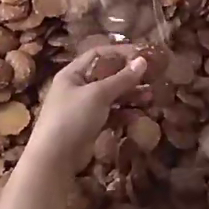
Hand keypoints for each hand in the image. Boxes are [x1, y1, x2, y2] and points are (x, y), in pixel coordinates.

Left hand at [23, 44, 148, 176]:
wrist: (55, 156)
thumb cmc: (73, 117)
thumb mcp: (98, 94)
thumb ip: (121, 79)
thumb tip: (142, 61)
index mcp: (72, 73)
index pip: (98, 54)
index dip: (120, 53)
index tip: (144, 55)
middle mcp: (77, 87)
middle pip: (106, 75)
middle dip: (129, 76)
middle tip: (153, 76)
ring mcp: (83, 107)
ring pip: (111, 96)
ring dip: (130, 95)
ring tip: (151, 96)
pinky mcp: (90, 125)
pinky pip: (110, 113)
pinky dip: (124, 112)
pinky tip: (139, 115)